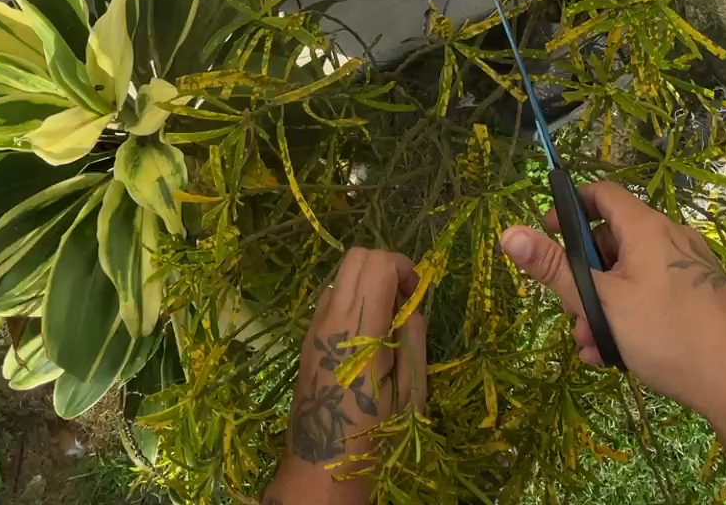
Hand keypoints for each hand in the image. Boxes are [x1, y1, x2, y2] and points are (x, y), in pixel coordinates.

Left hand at [263, 247, 427, 504]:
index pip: (379, 263)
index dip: (405, 267)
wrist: (320, 469)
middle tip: (403, 300)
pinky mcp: (308, 335)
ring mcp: (315, 324)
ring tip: (386, 319)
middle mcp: (332, 317)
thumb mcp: (411, 393)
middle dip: (386, 265)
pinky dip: (353, 296)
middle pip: (358, 255)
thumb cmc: (374, 436)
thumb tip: (412, 305)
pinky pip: (333, 294)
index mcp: (360, 329)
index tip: (417, 295)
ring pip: (343, 272)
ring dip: (368, 280)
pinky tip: (366, 333)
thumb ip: (414, 339)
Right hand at [500, 182, 725, 504]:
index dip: (570, 206)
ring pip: (631, 274)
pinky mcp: (702, 298)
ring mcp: (690, 269)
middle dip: (583, 275)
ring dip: (602, 304)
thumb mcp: (602, 303)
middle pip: (612, 239)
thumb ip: (554, 269)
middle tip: (568, 307)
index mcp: (646, 227)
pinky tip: (615, 355)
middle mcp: (670, 238)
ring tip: (589, 344)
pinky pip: (653, 293)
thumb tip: (508, 233)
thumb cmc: (667, 334)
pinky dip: (629, 314)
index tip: (549, 232)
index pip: (602, 192)